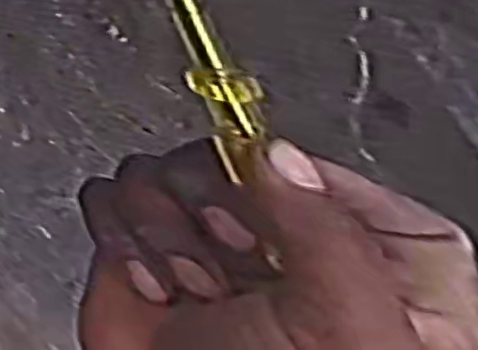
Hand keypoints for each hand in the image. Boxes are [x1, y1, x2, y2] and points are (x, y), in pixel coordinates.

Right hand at [78, 138, 477, 349]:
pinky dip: (116, 231)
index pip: (362, 197)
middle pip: (232, 165)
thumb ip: (325, 237)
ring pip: (158, 171)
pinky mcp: (136, 242)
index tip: (276, 178)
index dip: (313, 177)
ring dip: (155, 222)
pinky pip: (107, 194)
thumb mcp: (340, 330)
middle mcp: (286, 257)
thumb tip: (276, 153)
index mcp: (375, 286)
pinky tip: (147, 279)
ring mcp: (202, 247)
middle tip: (224, 242)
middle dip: (207, 196)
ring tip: (184, 279)